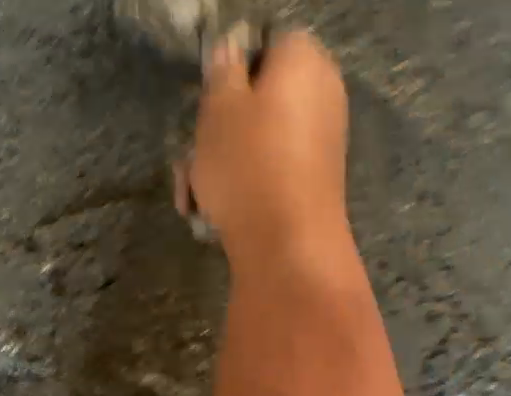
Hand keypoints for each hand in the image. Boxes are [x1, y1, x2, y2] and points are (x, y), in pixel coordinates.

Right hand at [184, 30, 350, 262]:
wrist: (286, 238)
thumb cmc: (246, 165)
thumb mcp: (218, 111)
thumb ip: (222, 71)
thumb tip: (229, 47)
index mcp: (302, 60)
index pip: (269, 42)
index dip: (234, 67)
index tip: (205, 99)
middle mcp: (320, 89)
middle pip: (259, 96)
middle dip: (217, 127)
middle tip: (190, 158)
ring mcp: (319, 134)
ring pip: (257, 137)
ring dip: (219, 163)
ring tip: (193, 198)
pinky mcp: (311, 173)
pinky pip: (268, 166)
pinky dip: (240, 183)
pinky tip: (213, 214)